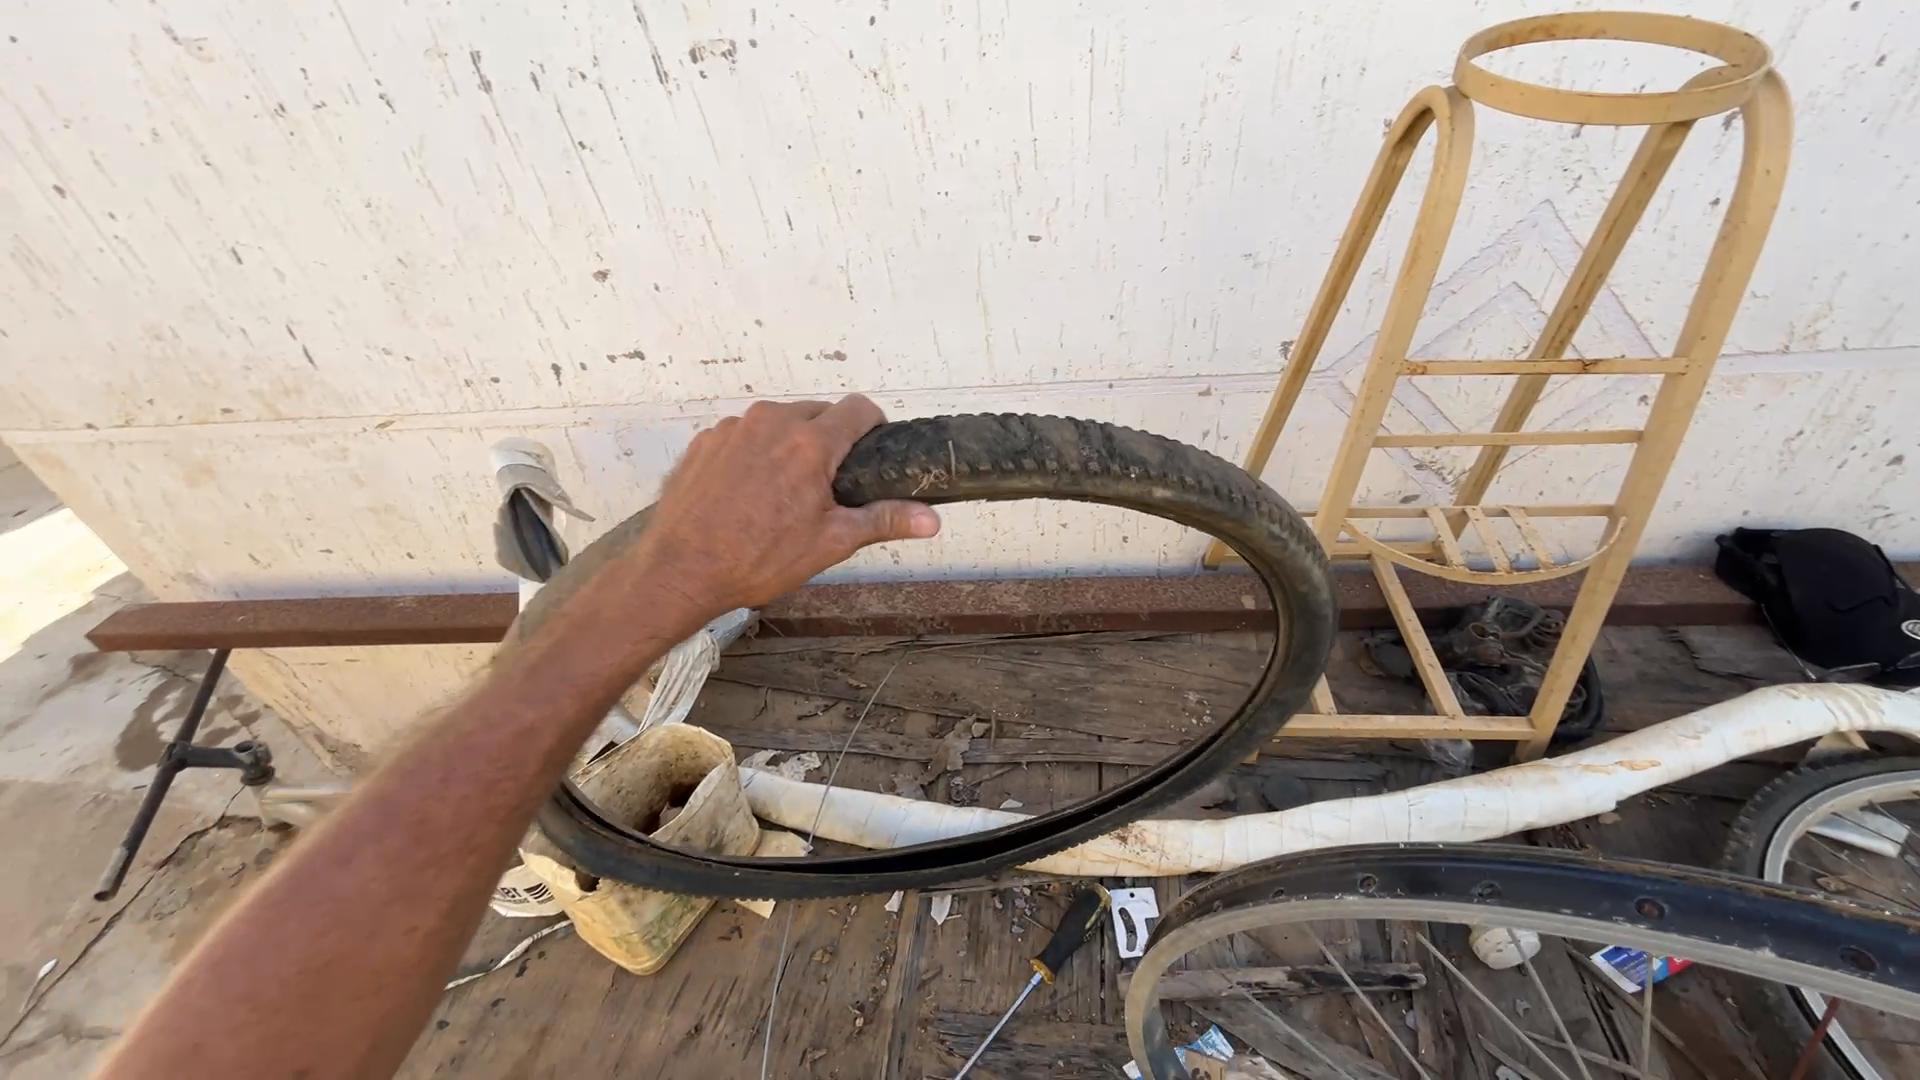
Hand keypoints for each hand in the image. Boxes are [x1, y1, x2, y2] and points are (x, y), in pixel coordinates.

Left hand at [639, 395, 939, 618]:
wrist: (681, 570)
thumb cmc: (758, 558)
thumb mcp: (831, 542)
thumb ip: (884, 520)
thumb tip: (933, 519)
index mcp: (810, 443)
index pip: (859, 408)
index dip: (873, 426)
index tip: (871, 449)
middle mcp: (772, 422)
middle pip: (819, 413)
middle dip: (830, 440)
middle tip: (827, 486)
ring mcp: (734, 428)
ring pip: (779, 422)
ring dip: (790, 445)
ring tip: (783, 492)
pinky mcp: (706, 440)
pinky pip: (744, 434)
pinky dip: (754, 453)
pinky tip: (748, 492)